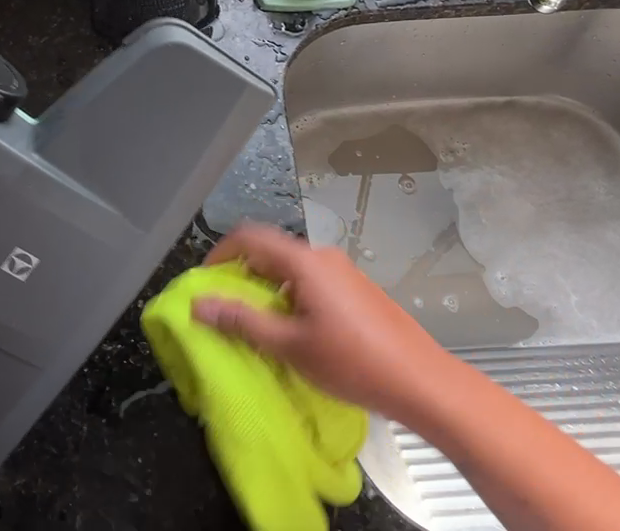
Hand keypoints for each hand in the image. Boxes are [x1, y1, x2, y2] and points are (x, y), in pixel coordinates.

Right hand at [193, 222, 444, 418]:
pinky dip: (290, 297)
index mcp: (304, 261)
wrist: (421, 381)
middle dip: (242, 275)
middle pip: (270, 251)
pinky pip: (311, 282)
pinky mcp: (356, 290)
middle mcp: (323, 257)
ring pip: (291, 270)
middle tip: (226, 310)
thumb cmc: (352, 362)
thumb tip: (198, 304)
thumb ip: (242, 321)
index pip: (249, 237)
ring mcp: (343, 272)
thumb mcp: (289, 345)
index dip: (220, 253)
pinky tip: (295, 333)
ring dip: (267, 290)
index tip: (203, 282)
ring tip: (258, 327)